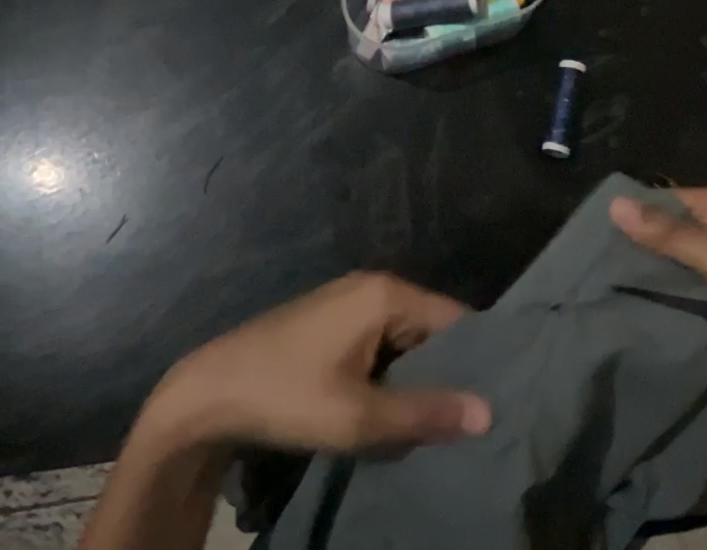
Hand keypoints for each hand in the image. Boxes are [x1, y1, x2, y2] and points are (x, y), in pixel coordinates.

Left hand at [140, 272, 492, 452]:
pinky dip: (390, 374)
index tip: (499, 397)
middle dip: (447, 371)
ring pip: (404, 340)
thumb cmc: (287, 395)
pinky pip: (380, 344)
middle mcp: (372, 287)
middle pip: (431, 329)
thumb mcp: (360, 416)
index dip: (479, 358)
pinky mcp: (330, 324)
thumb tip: (490, 413)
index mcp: (385, 293)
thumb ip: (426, 413)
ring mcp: (348, 303)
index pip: (456, 319)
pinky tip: (394, 408)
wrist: (207, 393)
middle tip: (469, 419)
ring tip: (438, 419)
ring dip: (416, 377)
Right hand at [609, 189, 706, 412]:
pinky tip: (612, 298)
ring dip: (630, 269)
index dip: (629, 213)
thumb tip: (615, 206)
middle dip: (626, 242)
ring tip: (590, 279)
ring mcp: (701, 265)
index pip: (660, 198)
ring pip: (654, 257)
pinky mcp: (694, 296)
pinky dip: (641, 291)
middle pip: (655, 227)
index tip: (590, 233)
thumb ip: (674, 236)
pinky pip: (660, 285)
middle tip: (586, 259)